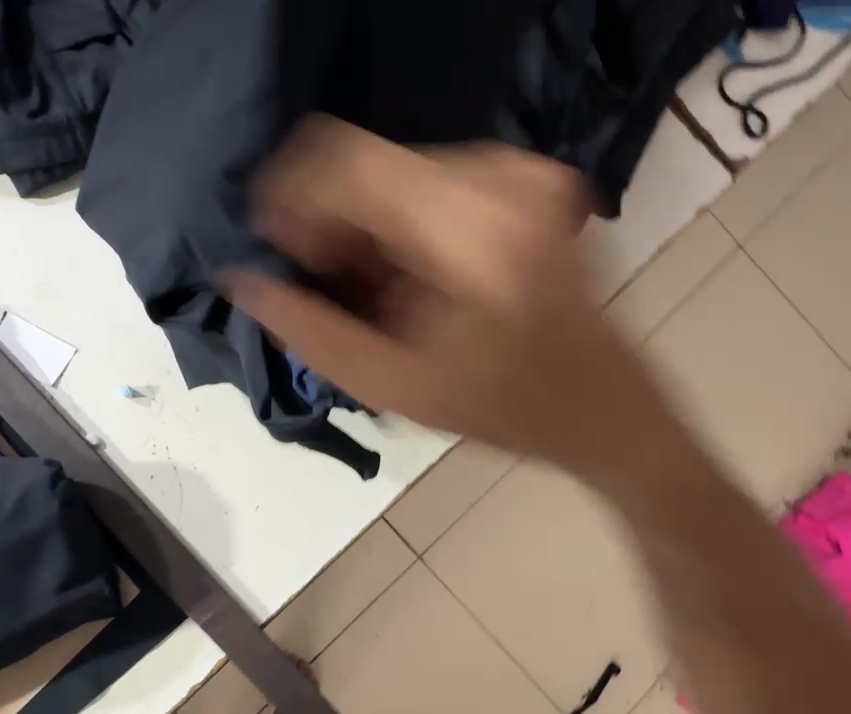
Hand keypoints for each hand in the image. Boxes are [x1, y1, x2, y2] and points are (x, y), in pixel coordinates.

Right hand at [226, 117, 686, 483]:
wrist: (609, 413)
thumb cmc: (508, 414)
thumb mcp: (397, 389)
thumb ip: (311, 334)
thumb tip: (242, 281)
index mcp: (467, 227)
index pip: (339, 161)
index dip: (291, 202)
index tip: (286, 257)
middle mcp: (498, 178)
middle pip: (368, 165)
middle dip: (333, 226)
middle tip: (338, 293)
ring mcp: (523, 175)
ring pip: (399, 173)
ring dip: (372, 230)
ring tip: (383, 300)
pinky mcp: (535, 185)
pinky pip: (439, 183)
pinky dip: (411, 227)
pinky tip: (419, 284)